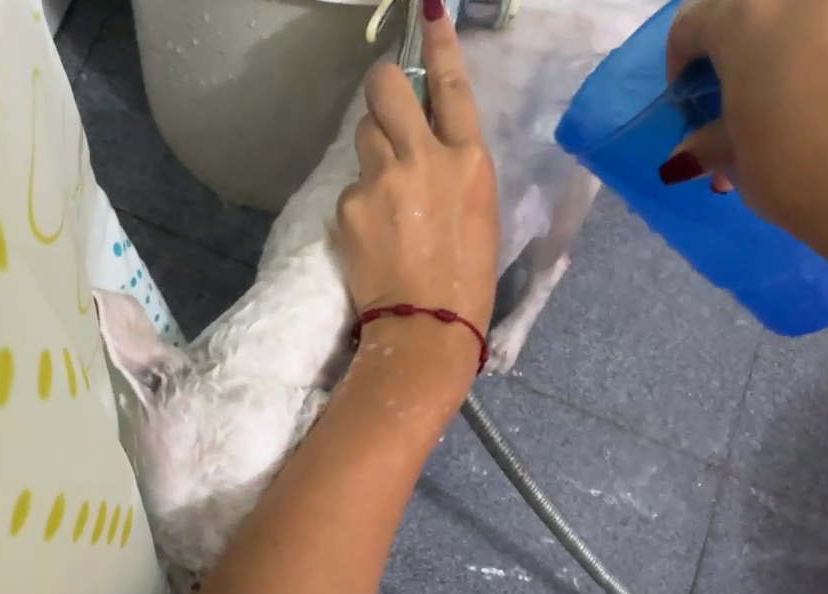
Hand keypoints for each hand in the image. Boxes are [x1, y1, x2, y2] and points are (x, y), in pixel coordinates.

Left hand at [334, 9, 498, 334]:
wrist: (427, 328)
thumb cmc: (466, 280)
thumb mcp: (478, 213)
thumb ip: (454, 169)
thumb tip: (426, 145)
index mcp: (467, 159)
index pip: (450, 86)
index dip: (438, 44)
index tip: (427, 11)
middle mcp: (423, 158)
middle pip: (385, 88)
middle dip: (381, 89)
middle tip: (383, 107)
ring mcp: (381, 180)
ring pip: (363, 136)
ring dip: (371, 154)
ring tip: (386, 199)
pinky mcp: (349, 207)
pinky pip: (350, 190)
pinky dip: (358, 207)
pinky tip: (372, 239)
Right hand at [663, 0, 827, 250]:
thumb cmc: (798, 165)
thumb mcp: (736, 158)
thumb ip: (708, 141)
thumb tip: (687, 154)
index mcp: (745, 14)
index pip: (692, 23)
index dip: (680, 65)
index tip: (689, 105)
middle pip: (748, 7)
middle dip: (733, 47)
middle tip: (734, 97)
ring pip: (799, 13)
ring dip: (781, 46)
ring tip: (780, 103)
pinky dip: (822, 48)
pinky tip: (821, 96)